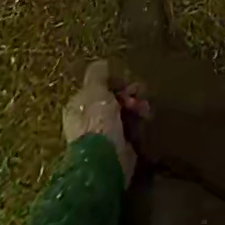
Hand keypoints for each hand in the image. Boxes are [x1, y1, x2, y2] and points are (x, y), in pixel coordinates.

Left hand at [62, 59, 135, 184]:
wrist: (105, 162)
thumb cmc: (96, 123)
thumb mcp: (95, 91)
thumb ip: (98, 75)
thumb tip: (101, 62)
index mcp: (78, 105)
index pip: (96, 88)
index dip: (112, 83)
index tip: (126, 82)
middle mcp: (89, 120)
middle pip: (111, 101)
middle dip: (127, 96)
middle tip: (140, 93)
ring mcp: (104, 136)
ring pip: (122, 115)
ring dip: (135, 108)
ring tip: (145, 108)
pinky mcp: (120, 150)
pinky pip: (130, 132)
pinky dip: (139, 126)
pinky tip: (146, 121)